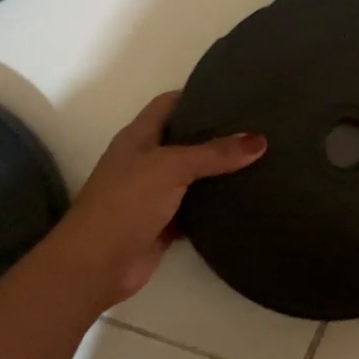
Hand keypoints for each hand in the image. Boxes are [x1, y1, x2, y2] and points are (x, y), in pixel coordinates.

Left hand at [46, 92, 265, 308]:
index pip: (170, 104)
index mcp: (138, 137)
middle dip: (217, 132)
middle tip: (259, 124)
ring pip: (194, 174)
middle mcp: (146, 161)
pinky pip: (198, 207)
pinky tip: (247, 195)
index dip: (198, 94)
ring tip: (262, 156)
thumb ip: (215, 153)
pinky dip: (218, 203)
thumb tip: (260, 140)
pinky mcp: (166, 223)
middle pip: (186, 138)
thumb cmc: (125, 204)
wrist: (96, 266)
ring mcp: (154, 194)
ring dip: (221, 169)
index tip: (235, 92)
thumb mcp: (171, 167)